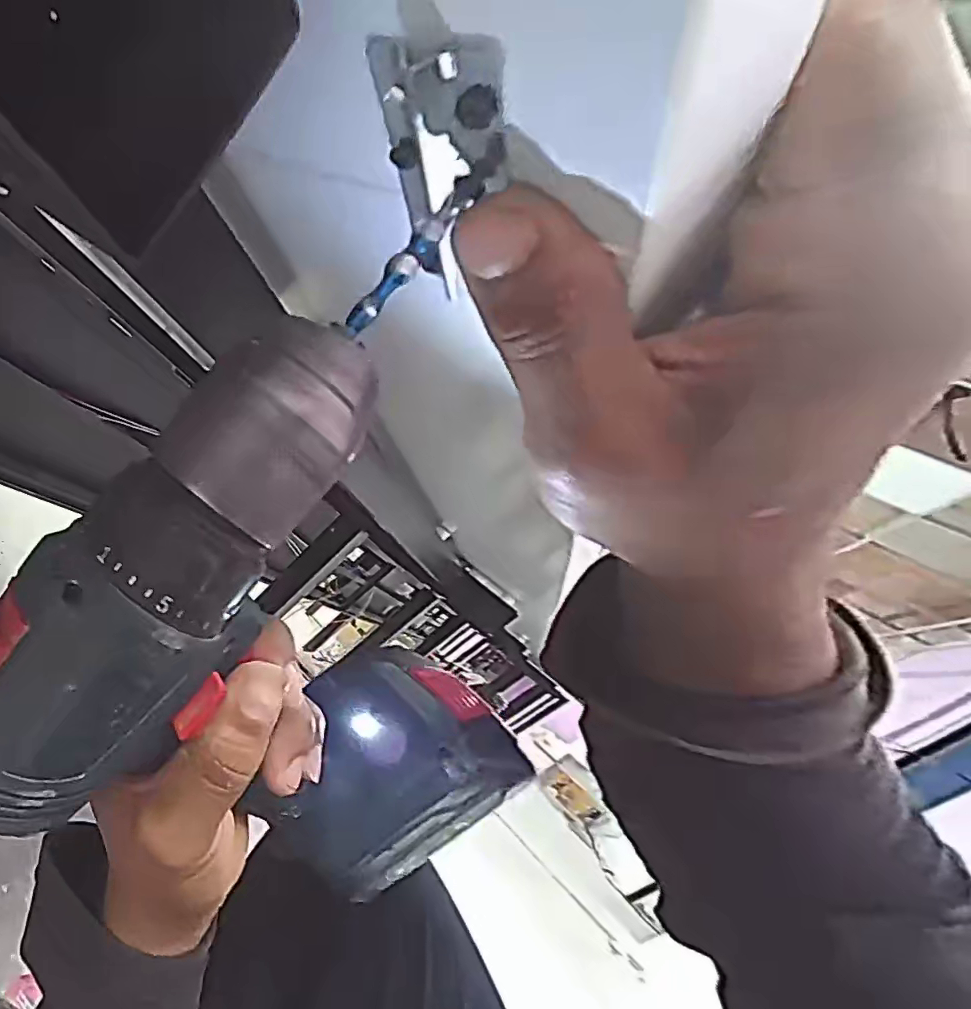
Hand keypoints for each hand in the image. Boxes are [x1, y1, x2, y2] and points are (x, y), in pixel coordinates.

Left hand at [91, 620, 323, 955]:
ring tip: (282, 779)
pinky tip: (292, 774)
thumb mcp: (180, 821)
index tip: (270, 694)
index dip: (241, 658)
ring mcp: (211, 715)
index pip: (193, 648)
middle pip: (243, 659)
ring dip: (293, 729)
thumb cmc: (156, 867)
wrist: (174, 902)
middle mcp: (176, 700)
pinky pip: (287, 714)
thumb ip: (217, 760)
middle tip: (278, 764)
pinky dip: (300, 739)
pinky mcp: (242, 734)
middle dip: (277, 705)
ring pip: (273, 684)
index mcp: (142, 705)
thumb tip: (259, 683)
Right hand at [455, 0, 970, 692]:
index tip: (636, 32)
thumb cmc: (665, 510)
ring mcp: (902, 228)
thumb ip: (546, 326)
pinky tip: (648, 196)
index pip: (852, 76)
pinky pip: (810, 140)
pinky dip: (720, 144)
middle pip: (849, 60)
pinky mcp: (860, 239)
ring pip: (833, 90)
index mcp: (862, 274)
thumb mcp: (584, 434)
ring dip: (708, 105)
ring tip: (606, 161)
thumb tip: (493, 218)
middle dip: (715, 61)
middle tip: (589, 98)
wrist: (725, 554)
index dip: (750, 30)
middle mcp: (917, 228)